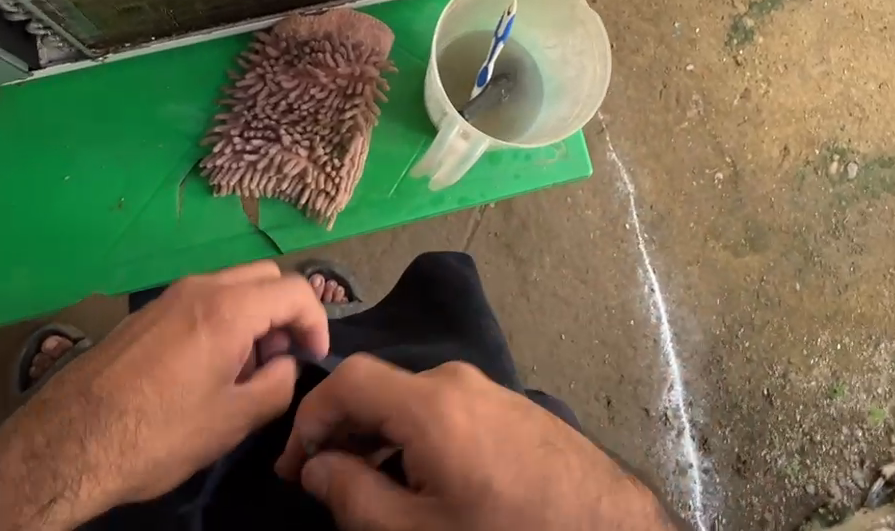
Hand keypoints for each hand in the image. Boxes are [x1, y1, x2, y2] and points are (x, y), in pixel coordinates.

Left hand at [0, 261, 327, 529]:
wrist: (61, 447)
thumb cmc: (155, 435)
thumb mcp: (231, 421)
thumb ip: (277, 385)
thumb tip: (285, 365)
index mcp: (230, 307)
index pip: (296, 289)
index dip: (316, 321)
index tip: (313, 358)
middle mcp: (202, 287)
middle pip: (266, 277)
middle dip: (285, 312)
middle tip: (281, 359)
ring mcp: (169, 296)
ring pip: (233, 286)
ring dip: (253, 316)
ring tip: (243, 369)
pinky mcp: (145, 314)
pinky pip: (202, 300)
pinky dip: (223, 320)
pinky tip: (203, 369)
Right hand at [275, 355, 676, 530]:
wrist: (603, 528)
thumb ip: (355, 495)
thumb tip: (316, 465)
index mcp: (429, 401)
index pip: (349, 378)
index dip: (310, 417)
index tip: (291, 466)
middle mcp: (455, 379)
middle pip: (380, 387)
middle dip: (341, 430)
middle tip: (319, 483)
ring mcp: (487, 387)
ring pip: (410, 399)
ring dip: (377, 436)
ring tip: (364, 486)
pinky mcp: (508, 404)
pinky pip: (443, 408)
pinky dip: (412, 435)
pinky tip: (416, 478)